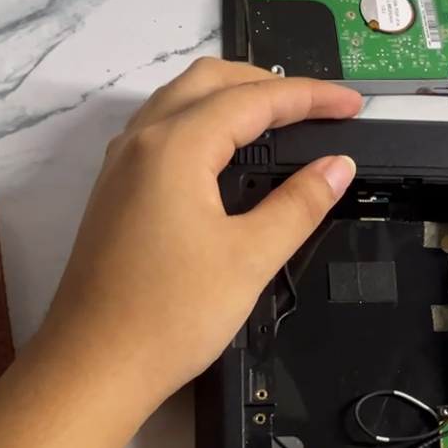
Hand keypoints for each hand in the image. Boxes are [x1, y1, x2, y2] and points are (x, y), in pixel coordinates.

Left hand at [36, 58, 359, 406]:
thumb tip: (337, 167)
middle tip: (317, 107)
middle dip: (269, 83)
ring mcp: (122, 165)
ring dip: (232, 97)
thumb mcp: (251, 258)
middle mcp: (141, 142)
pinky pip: (163, 130)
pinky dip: (205, 123)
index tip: (350, 105)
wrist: (96, 365)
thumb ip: (300, 204)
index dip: (310, 97)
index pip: (254, 99)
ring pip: (181, 101)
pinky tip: (228, 155)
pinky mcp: (117, 192)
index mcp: (174, 147)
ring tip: (280, 119)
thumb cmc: (171, 315)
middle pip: (210, 81)